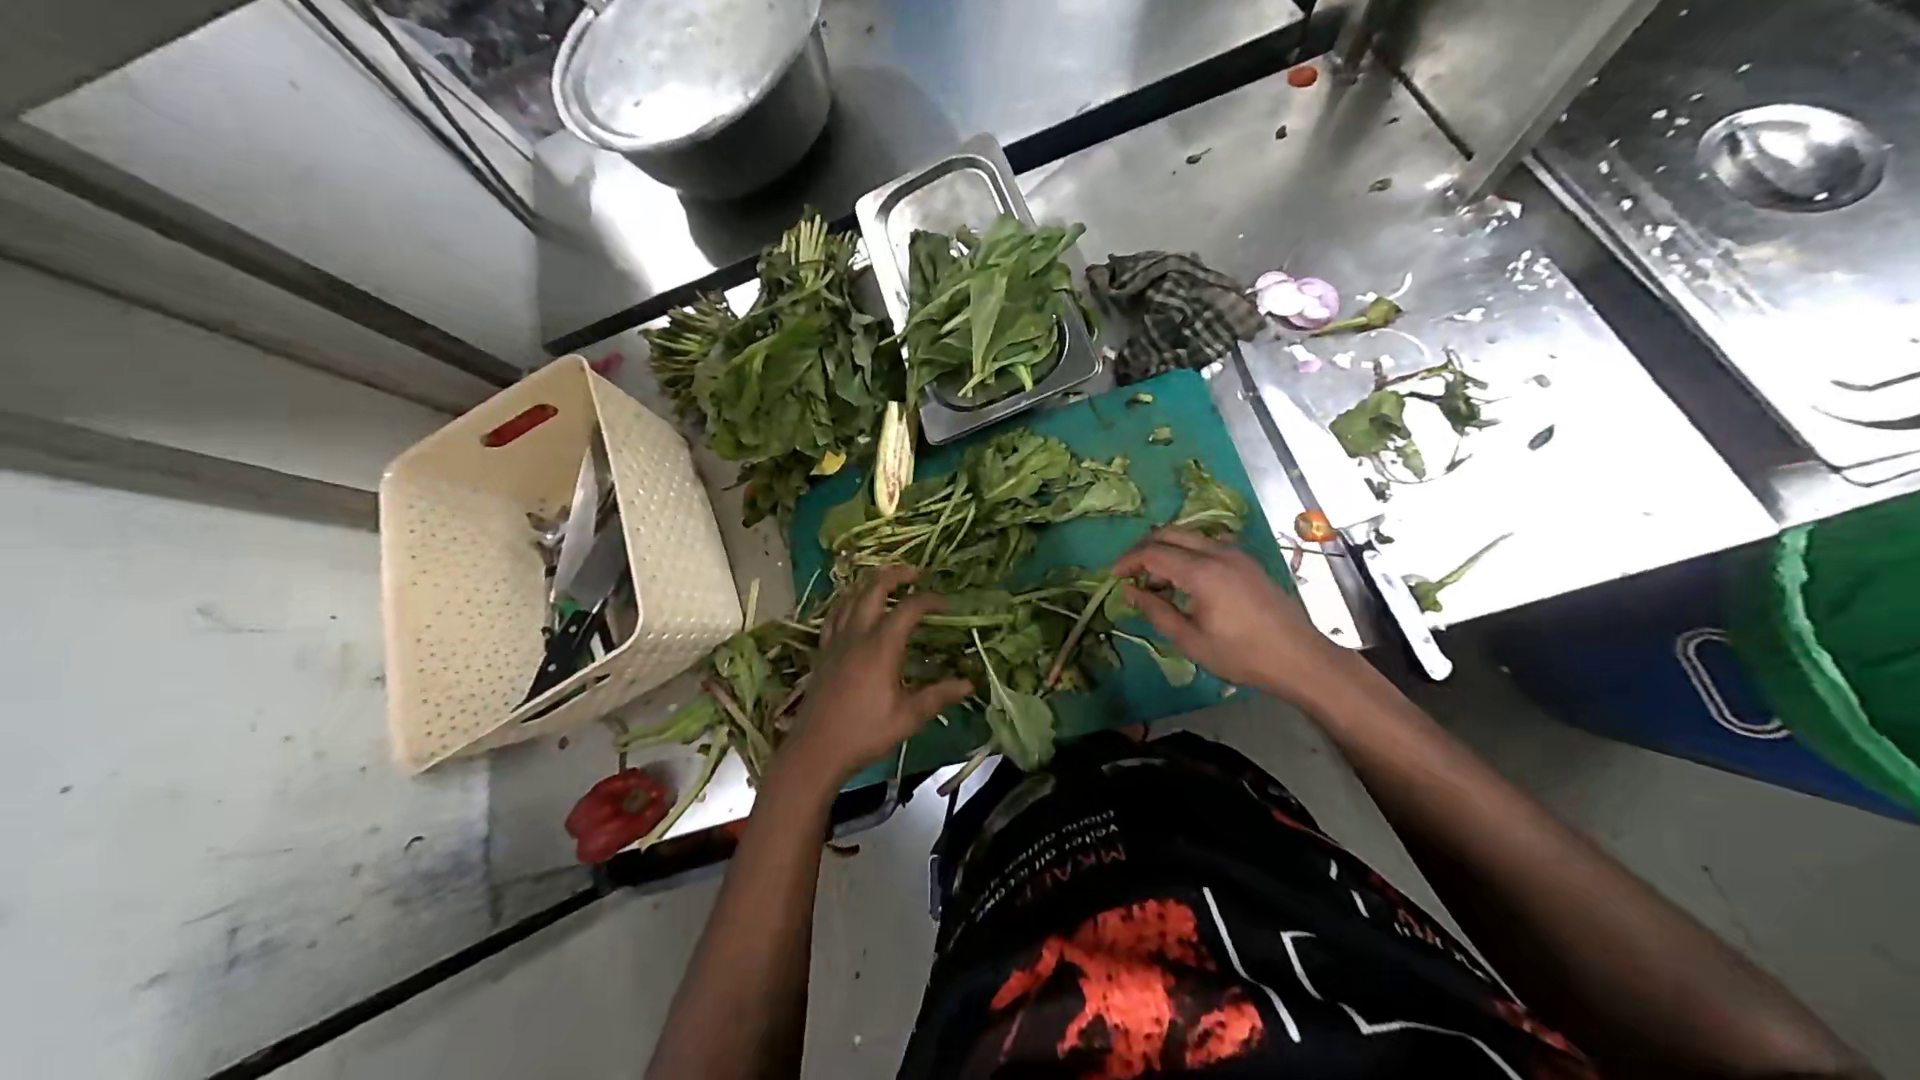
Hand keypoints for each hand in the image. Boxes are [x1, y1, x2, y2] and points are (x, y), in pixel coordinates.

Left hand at [782, 566, 972, 784]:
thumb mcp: (907, 717)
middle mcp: (856, 635)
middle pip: (873, 589)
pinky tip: (852, 606)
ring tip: (886, 581)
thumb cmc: (864, 734)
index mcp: (880, 647)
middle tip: (916, 572)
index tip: (946, 603)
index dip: (929, 600)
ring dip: (870, 583)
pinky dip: (847, 601)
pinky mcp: (822, 652)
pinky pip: (834, 614)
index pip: (908, 609)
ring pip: (850, 597)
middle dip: (896, 575)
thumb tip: (969, 683)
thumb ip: (938, 696)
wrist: (815, 750)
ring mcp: (835, 641)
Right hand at [1112, 527, 1358, 706]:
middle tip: (1129, 572)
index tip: (1113, 577)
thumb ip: (1155, 611)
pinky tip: (1185, 582)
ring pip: (1189, 536)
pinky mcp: (1247, 562)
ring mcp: (1236, 554)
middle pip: (1169, 534)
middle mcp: (1217, 553)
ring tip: (1155, 582)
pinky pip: (1207, 545)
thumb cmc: (1241, 655)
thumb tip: (1129, 591)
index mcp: (1201, 572)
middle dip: (1143, 548)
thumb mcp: (1190, 640)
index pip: (1152, 553)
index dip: (1128, 561)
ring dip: (1166, 550)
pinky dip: (1186, 554)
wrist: (1299, 658)